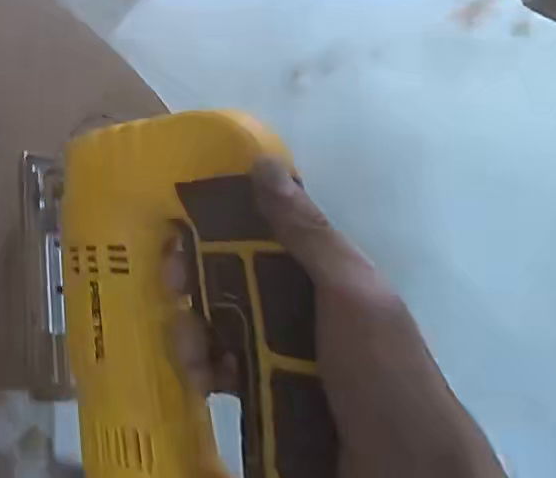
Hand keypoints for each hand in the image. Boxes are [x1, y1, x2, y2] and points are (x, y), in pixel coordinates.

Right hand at [168, 160, 504, 477]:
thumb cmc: (384, 373)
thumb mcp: (352, 293)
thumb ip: (306, 231)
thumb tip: (263, 162)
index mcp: (313, 270)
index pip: (253, 229)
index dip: (213, 222)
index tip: (179, 223)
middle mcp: (290, 303)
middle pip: (224, 273)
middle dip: (191, 273)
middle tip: (172, 282)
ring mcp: (275, 350)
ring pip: (215, 319)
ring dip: (191, 325)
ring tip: (191, 349)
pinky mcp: (262, 393)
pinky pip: (218, 367)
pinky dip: (202, 367)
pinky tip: (201, 378)